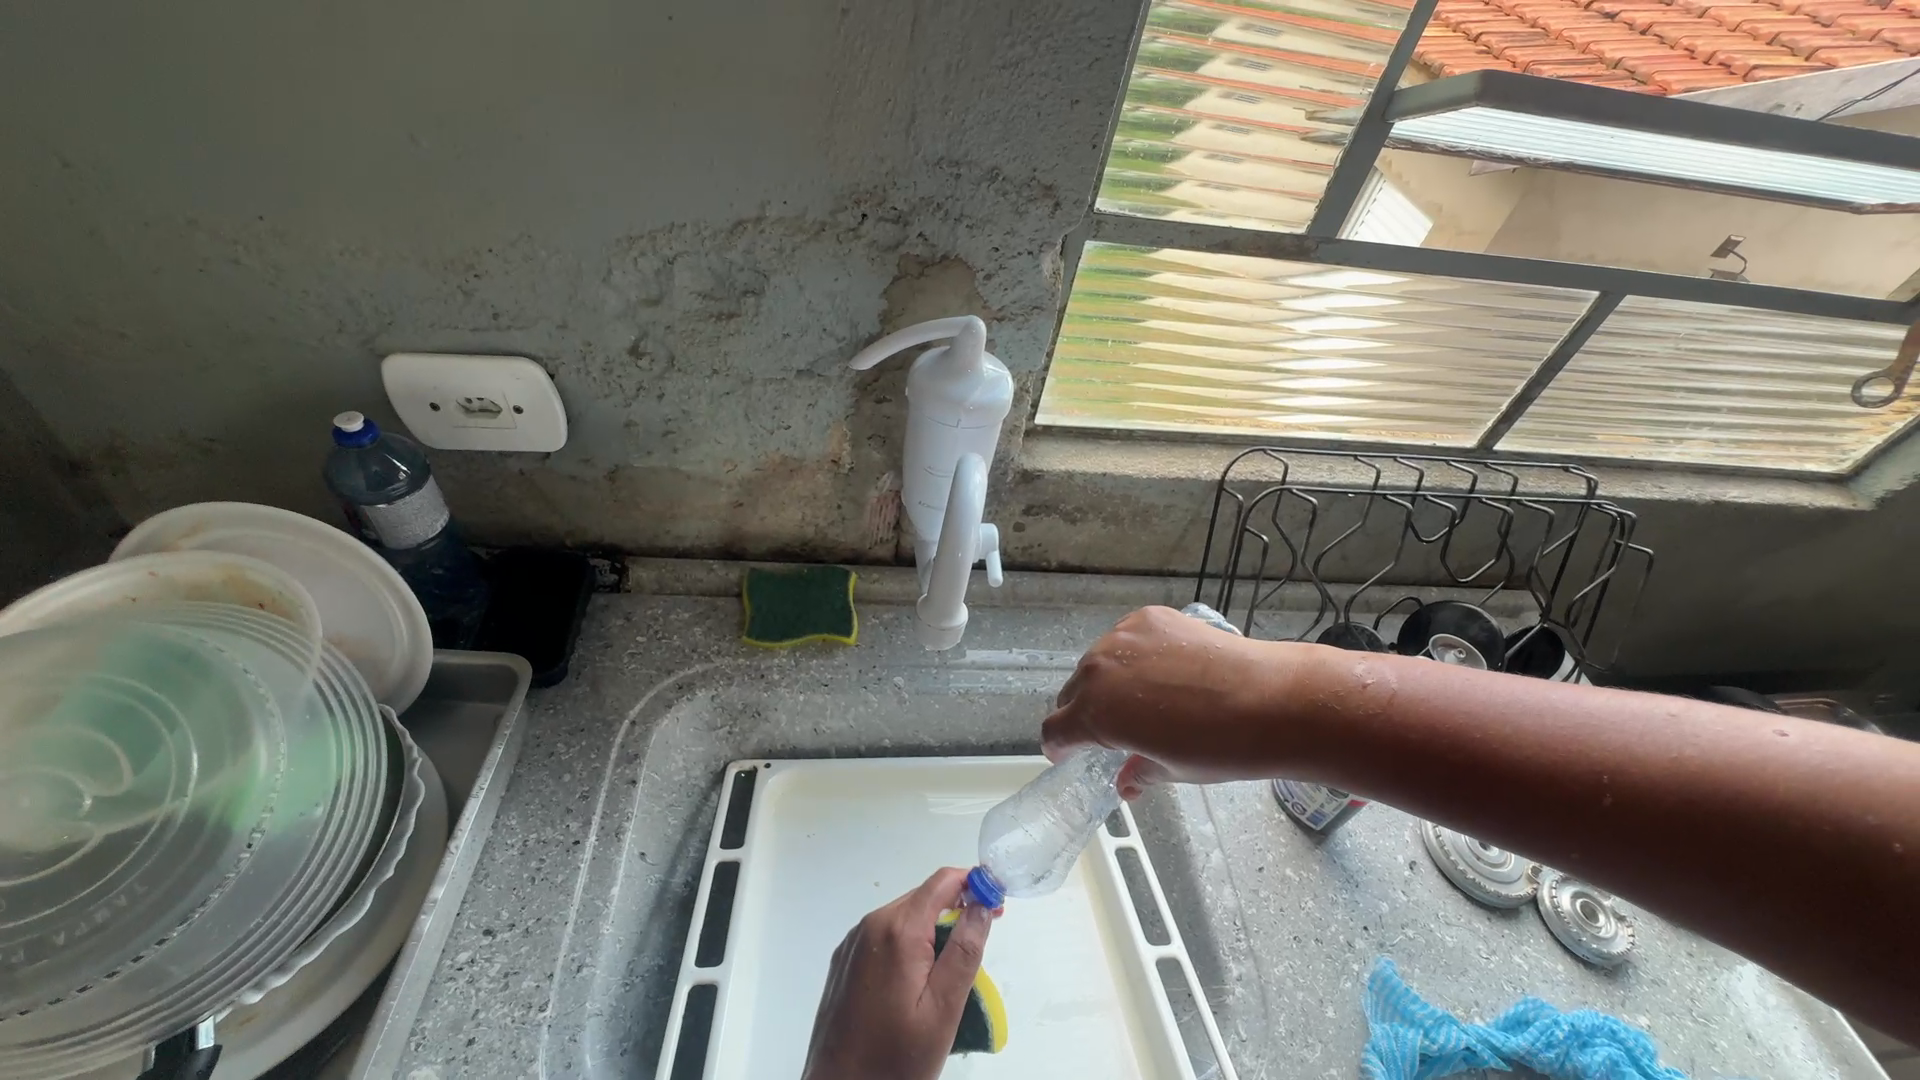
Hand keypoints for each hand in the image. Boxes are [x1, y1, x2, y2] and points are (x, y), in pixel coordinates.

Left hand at [802, 867, 993, 1079]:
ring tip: (951, 969)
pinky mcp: (844, 962)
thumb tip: (982, 902)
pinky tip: (917, 980)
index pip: (943, 882)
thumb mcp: (943, 1009)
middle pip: (923, 898)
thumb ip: (964, 951)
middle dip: (957, 910)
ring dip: (933, 929)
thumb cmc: (896, 1058)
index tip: (997, 907)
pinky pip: (885, 937)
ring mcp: (853, 943)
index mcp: (897, 930)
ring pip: (904, 917)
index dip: (975, 884)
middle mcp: (871, 925)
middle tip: (981, 940)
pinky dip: (908, 944)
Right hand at [1041, 605, 1319, 795]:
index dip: (1060, 747)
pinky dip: (1134, 655)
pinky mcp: (1149, 618)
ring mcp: (1123, 637)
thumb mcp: (1172, 770)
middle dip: (1085, 713)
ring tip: (1145, 697)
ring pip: (1097, 662)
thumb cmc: (1219, 747)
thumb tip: (1126, 782)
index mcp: (1095, 715)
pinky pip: (1126, 639)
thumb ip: (1139, 772)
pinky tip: (1166, 670)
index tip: (1072, 754)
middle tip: (1116, 729)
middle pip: (1072, 693)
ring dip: (1108, 681)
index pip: (1054, 730)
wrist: (1271, 699)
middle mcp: (1097, 670)